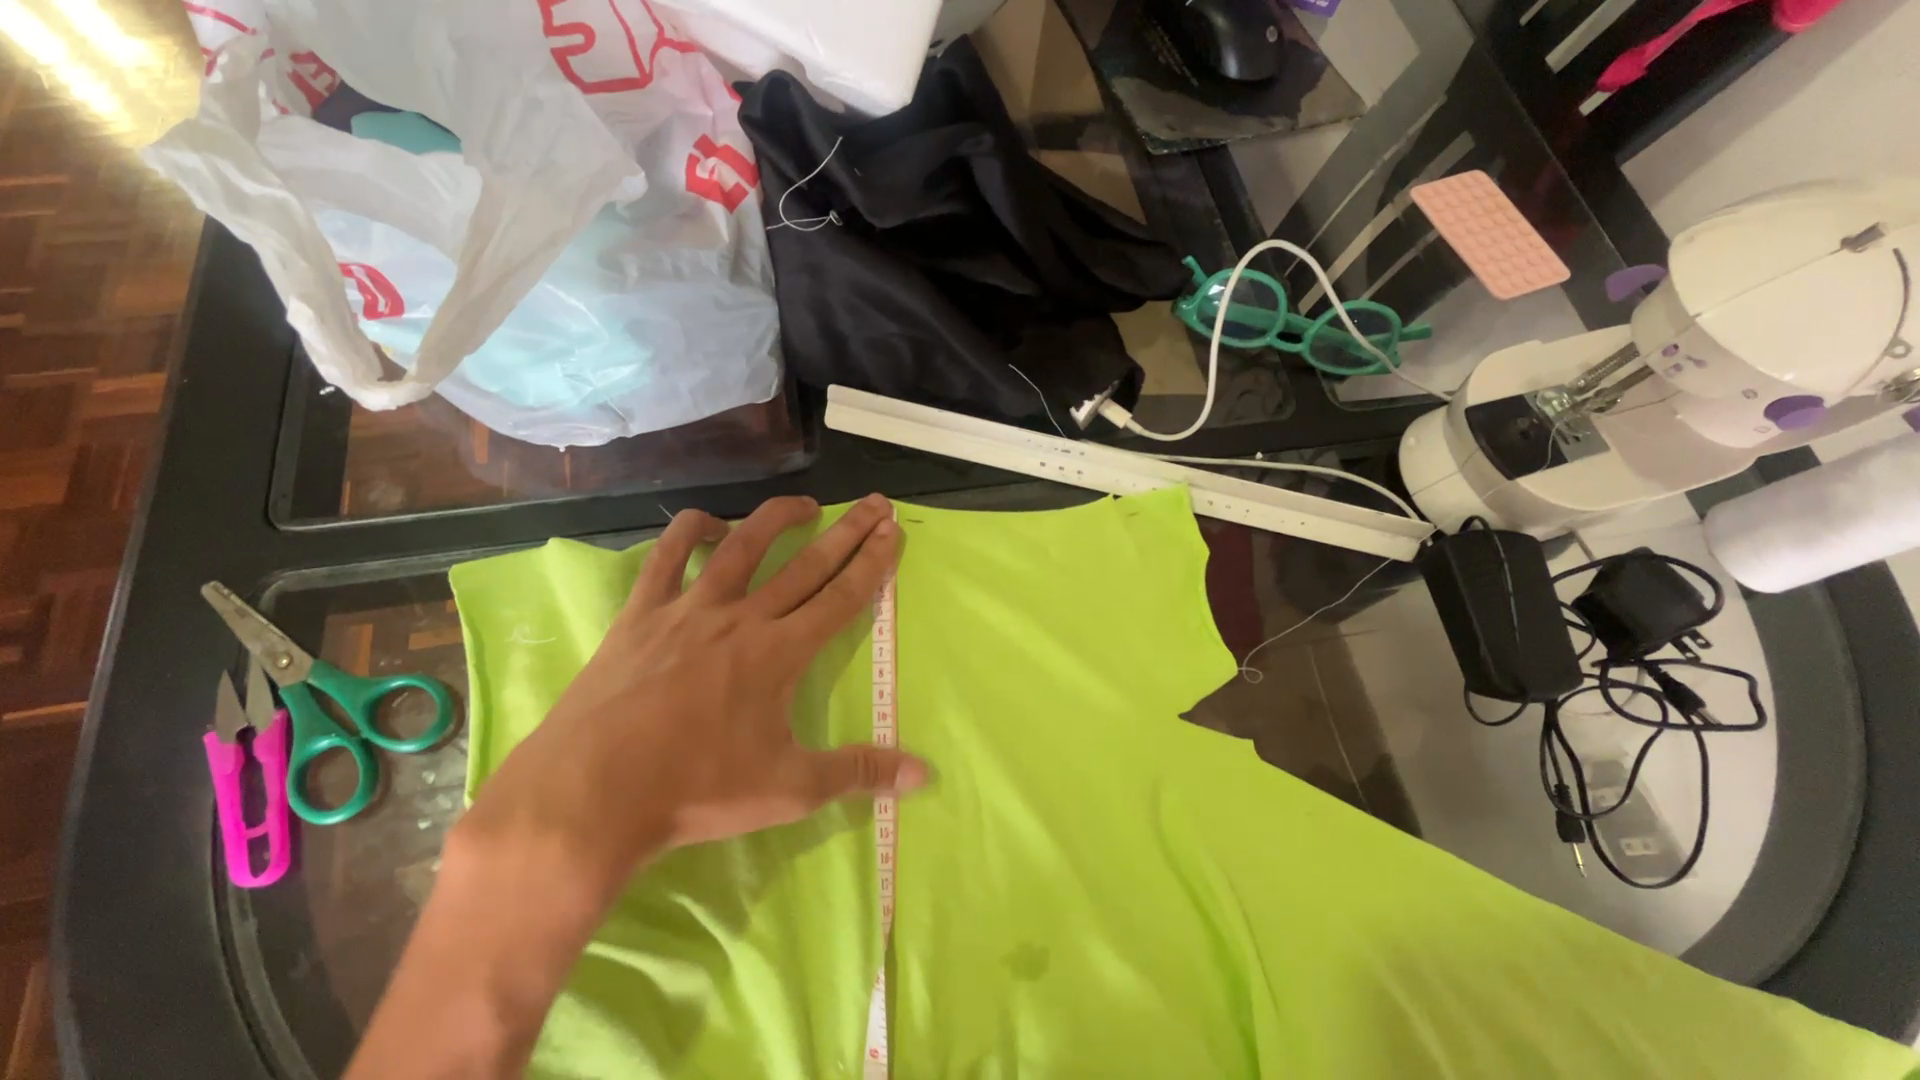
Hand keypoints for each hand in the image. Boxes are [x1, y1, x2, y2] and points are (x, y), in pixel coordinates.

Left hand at [458, 493, 927, 900]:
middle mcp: (741, 618)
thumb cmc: (697, 792)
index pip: (841, 598)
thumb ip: (859, 773)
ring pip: (741, 547)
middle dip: (846, 531)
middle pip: (804, 564)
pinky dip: (689, 532)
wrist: (593, 793)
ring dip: (776, 518)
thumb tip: (926, 775)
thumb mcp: (790, 790)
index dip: (872, 563)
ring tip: (804, 503)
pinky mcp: (641, 615)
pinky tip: (707, 522)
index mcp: (780, 654)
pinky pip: (667, 558)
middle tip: (874, 502)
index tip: (892, 530)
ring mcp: (687, 611)